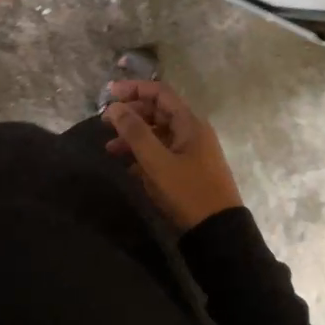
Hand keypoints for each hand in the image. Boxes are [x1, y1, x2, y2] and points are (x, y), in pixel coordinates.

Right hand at [104, 80, 243, 230]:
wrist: (219, 235)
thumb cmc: (188, 192)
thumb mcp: (157, 162)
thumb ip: (134, 132)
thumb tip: (114, 107)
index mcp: (189, 123)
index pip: (159, 92)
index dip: (133, 89)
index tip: (109, 94)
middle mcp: (192, 132)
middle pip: (157, 112)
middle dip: (130, 115)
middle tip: (105, 124)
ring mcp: (192, 152)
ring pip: (158, 134)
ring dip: (134, 138)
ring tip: (110, 149)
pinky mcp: (190, 170)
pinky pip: (163, 152)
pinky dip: (145, 154)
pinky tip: (129, 167)